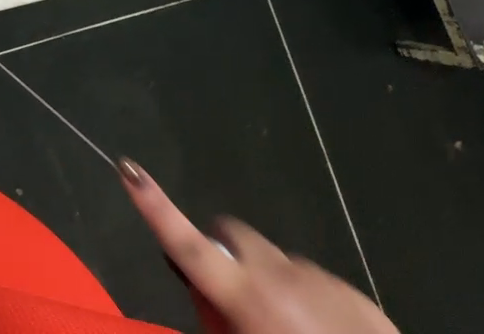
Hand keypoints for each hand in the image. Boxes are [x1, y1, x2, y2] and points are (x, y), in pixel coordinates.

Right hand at [120, 158, 396, 333]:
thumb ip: (213, 317)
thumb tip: (204, 293)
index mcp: (242, 294)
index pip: (183, 241)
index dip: (152, 204)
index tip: (128, 167)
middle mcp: (277, 274)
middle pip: (230, 231)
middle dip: (223, 249)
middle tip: (230, 289)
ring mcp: (319, 280)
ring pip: (276, 260)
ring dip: (270, 279)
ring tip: (289, 324)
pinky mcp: (355, 294)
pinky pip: (316, 282)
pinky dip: (308, 298)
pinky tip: (323, 332)